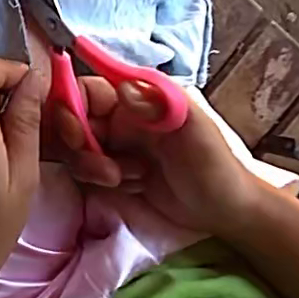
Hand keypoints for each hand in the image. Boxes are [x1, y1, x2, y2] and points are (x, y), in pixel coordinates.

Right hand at [51, 78, 268, 236]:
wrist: (227, 209)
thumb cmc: (216, 164)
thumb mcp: (195, 128)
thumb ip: (161, 104)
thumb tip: (123, 88)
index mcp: (137, 99)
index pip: (87, 90)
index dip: (71, 108)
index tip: (76, 136)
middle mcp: (122, 118)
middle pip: (74, 123)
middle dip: (81, 149)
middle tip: (110, 173)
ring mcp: (118, 147)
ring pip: (78, 151)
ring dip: (93, 169)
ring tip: (129, 180)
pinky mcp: (115, 173)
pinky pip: (88, 175)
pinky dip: (101, 184)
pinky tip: (133, 188)